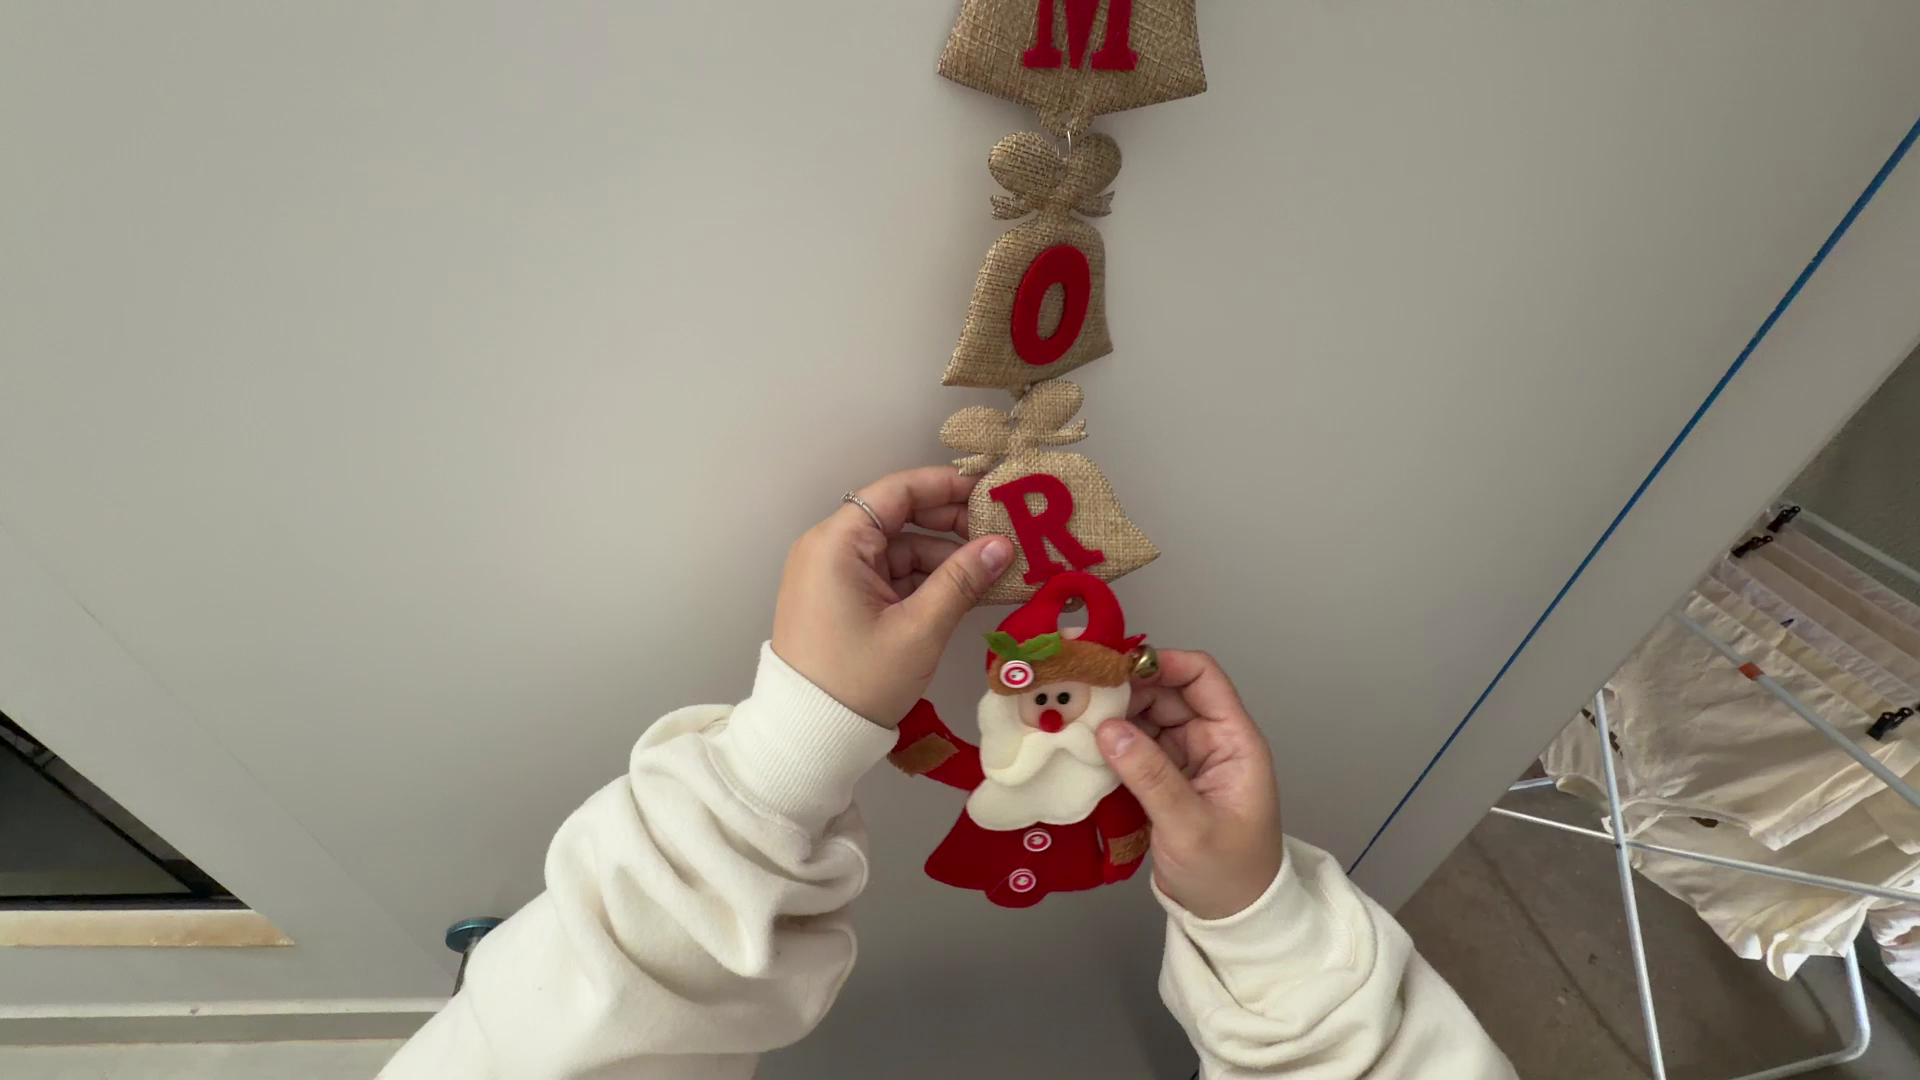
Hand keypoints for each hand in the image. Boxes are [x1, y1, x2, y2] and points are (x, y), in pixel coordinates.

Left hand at [772, 466, 1013, 726]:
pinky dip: (923, 580)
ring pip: (898, 549)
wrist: (811, 737)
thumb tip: (1002, 545)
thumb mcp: (919, 629)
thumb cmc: (860, 681)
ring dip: (942, 557)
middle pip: (898, 518)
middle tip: (998, 535)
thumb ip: (963, 580)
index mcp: (837, 543)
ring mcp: (834, 574)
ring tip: (990, 570)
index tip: (988, 491)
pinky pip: (888, 574)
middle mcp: (829, 548)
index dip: (945, 486)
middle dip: (949, 525)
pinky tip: (962, 590)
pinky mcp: (841, 598)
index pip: (896, 492)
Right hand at [1096, 650, 1283, 919]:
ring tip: (1075, 715)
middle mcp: (1209, 739)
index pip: (1201, 677)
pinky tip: (1084, 742)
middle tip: (1082, 693)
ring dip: (1114, 714)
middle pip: (1166, 692)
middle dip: (1127, 689)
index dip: (1163, 663)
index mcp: (1233, 741)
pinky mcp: (1163, 776)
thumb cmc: (1228, 875)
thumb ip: (1150, 776)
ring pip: (1145, 715)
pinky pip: (1135, 743)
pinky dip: (1111, 740)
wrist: (1232, 922)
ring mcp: (1184, 757)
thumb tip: (1108, 729)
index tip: (1117, 668)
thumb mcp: (1190, 827)